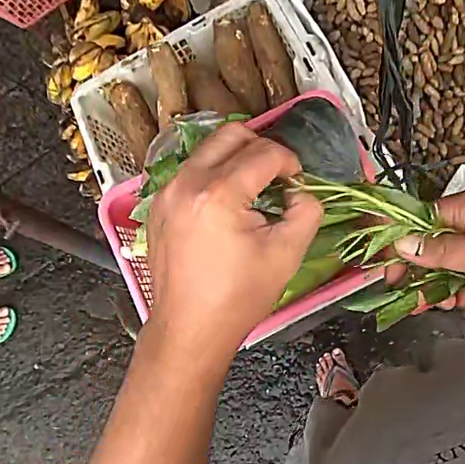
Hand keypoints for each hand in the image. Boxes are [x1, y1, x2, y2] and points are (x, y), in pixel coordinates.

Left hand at [144, 124, 321, 352]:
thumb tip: (301, 192)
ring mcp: (166, 193)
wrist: (190, 328)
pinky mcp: (158, 206)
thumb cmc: (238, 297)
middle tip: (277, 176)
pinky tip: (228, 206)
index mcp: (219, 194)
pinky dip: (214, 176)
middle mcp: (187, 184)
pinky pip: (190, 172)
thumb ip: (306, 211)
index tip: (298, 182)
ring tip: (254, 191)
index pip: (264, 153)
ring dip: (236, 159)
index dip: (290, 163)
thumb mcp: (287, 254)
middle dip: (261, 148)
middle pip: (231, 134)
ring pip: (207, 150)